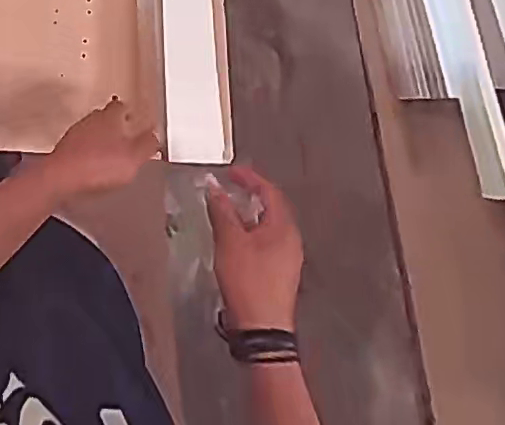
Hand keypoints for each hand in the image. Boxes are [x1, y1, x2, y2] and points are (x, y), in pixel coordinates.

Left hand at [31, 98, 158, 200]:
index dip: (129, 111)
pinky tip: (93, 165)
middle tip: (124, 133)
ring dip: (101, 138)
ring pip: (92, 129)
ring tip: (110, 152)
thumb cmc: (96, 165)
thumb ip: (147, 145)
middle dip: (115, 124)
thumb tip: (155, 137)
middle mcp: (91, 120)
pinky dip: (88, 151)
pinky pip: (80, 145)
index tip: (135, 116)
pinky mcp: (65, 149)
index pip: (121, 105)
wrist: (61, 178)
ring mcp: (76, 133)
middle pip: (105, 116)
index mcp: (110, 116)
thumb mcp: (134, 158)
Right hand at [206, 165, 303, 331]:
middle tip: (231, 188)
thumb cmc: (248, 280)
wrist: (262, 331)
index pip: (269, 191)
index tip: (231, 173)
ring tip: (229, 211)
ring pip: (269, 226)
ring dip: (249, 214)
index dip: (249, 178)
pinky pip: (267, 241)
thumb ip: (221, 209)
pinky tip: (236, 239)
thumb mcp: (229, 240)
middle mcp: (291, 239)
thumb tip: (213, 186)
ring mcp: (289, 258)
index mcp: (284, 227)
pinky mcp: (281, 273)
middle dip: (250, 195)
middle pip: (271, 207)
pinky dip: (251, 231)